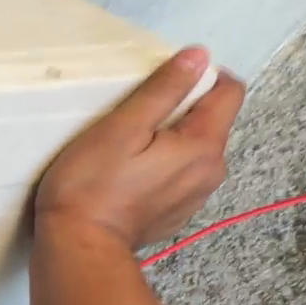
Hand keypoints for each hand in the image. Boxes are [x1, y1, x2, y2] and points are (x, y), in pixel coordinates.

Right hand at [34, 46, 246, 252]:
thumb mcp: (119, 130)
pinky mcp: (174, 218)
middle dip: (181, 117)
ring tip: (128, 157)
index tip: (164, 84)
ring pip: (193, 156)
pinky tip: (128, 185)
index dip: (202, 78)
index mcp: (203, 144)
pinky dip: (160, 175)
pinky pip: (177, 183)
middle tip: (133, 125)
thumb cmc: (89, 187)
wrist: (77, 248)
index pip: (229, 92)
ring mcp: (194, 198)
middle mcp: (212, 171)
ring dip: (170, 148)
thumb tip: (198, 56)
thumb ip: (161, 91)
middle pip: (210, 126)